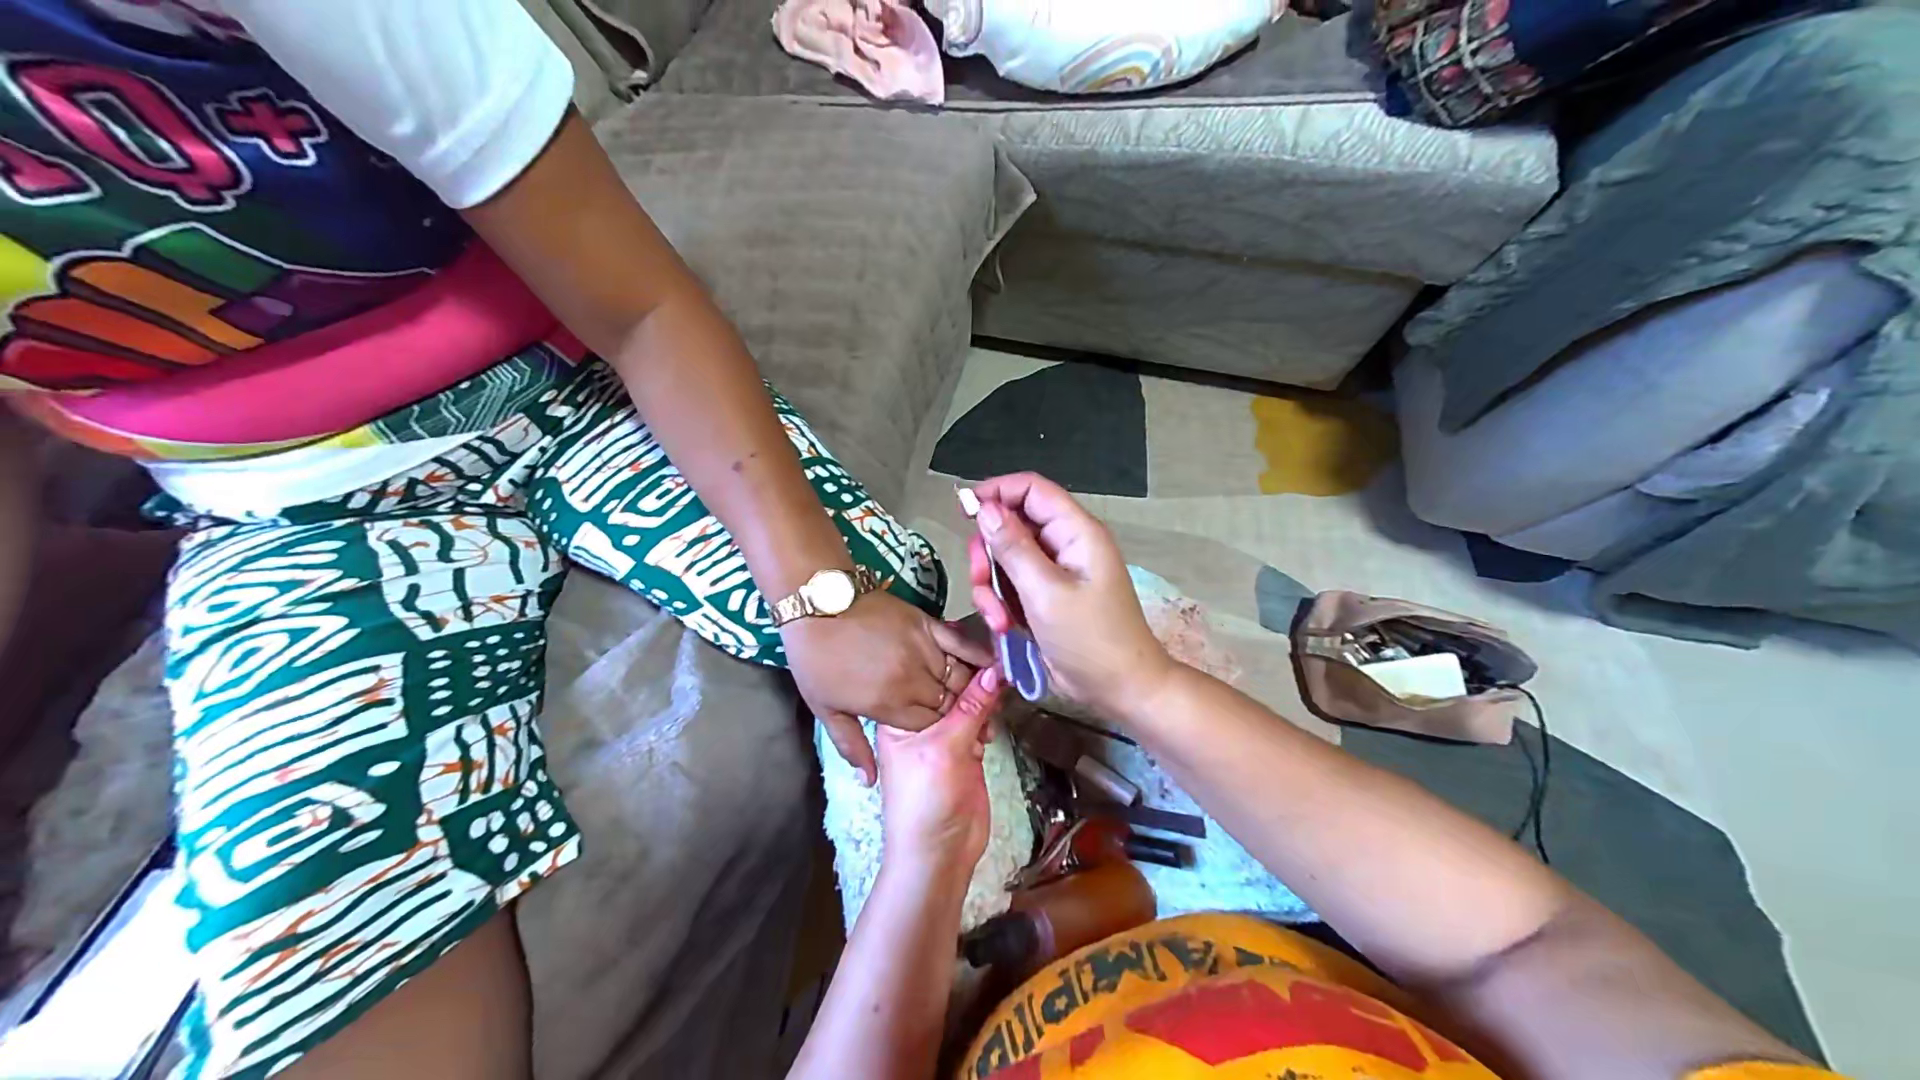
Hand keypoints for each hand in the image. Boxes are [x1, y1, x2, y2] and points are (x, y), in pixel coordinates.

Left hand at [784, 589, 991, 783]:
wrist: (817, 604)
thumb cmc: (816, 660)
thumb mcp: (825, 709)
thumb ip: (852, 747)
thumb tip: (869, 781)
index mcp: (889, 706)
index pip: (930, 728)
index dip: (946, 736)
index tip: (959, 739)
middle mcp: (912, 681)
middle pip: (950, 706)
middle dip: (966, 717)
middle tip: (981, 723)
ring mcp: (922, 651)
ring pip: (960, 677)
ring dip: (976, 690)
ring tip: (989, 698)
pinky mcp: (927, 625)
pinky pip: (960, 643)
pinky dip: (978, 655)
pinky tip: (992, 664)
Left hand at [875, 665, 1002, 881]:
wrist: (938, 854)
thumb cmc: (926, 799)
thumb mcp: (946, 748)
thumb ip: (971, 707)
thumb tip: (996, 669)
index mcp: (898, 714)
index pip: (926, 673)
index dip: (955, 658)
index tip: (985, 642)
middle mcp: (918, 719)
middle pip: (948, 685)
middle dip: (974, 674)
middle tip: (1003, 659)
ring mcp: (941, 734)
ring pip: (966, 701)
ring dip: (986, 695)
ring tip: (1004, 683)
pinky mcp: (964, 748)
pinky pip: (978, 720)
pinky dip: (991, 714)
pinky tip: (1001, 707)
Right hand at [966, 472, 1175, 722]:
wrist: (1120, 688)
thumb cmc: (1090, 638)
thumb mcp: (1046, 592)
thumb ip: (1013, 548)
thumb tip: (984, 508)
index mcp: (1075, 532)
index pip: (1032, 489)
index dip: (997, 491)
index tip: (964, 510)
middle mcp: (1063, 545)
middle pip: (1010, 524)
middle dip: (988, 552)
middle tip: (980, 580)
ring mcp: (1052, 572)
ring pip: (1004, 558)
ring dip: (991, 585)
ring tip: (998, 618)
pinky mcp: (1043, 596)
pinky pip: (1010, 585)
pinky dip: (1000, 602)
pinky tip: (1005, 626)